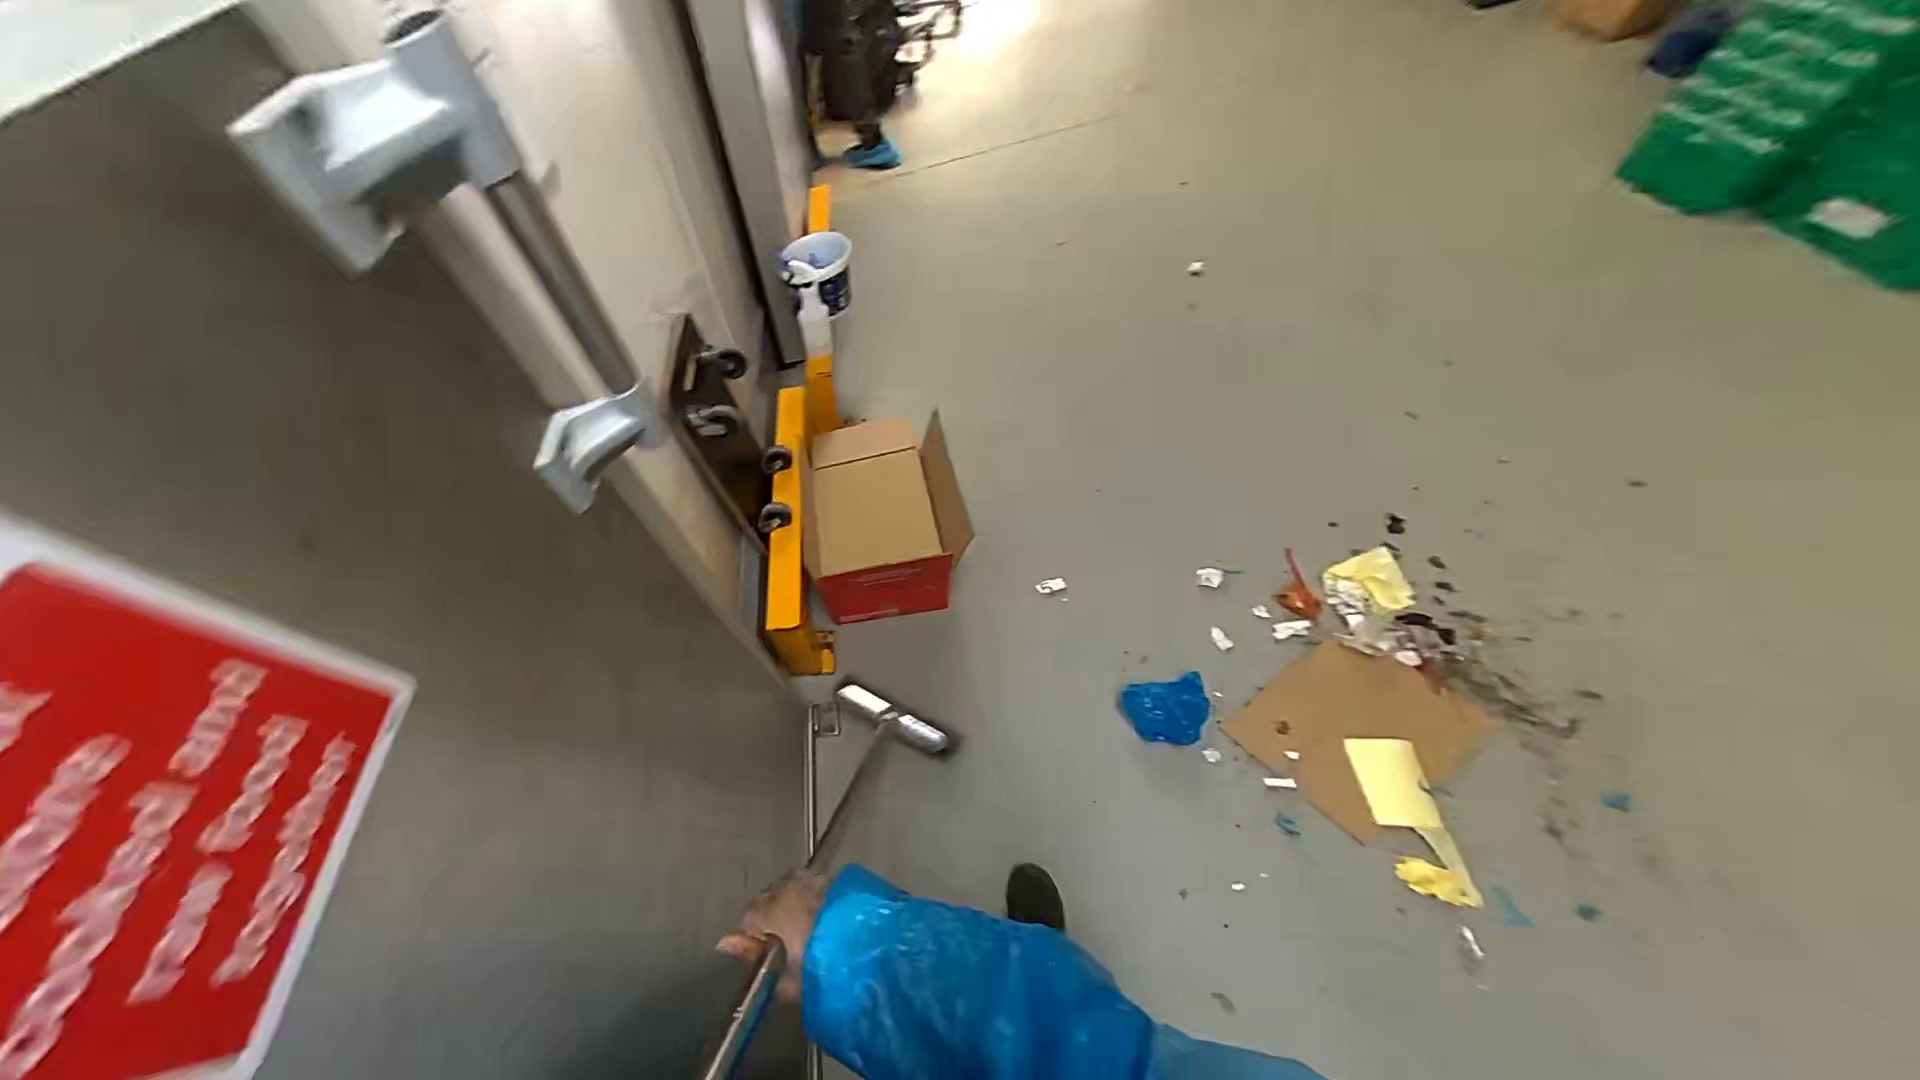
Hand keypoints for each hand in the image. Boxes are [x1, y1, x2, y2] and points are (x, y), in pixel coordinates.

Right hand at [716, 868, 826, 1002]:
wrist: (869, 942)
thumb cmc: (823, 964)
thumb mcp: (786, 977)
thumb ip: (751, 959)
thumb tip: (726, 945)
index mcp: (773, 905)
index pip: (748, 916)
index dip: (754, 937)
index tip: (766, 955)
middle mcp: (791, 883)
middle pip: (770, 898)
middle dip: (773, 918)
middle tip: (787, 946)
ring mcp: (815, 875)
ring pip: (792, 889)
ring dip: (794, 906)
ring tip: (808, 933)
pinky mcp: (836, 876)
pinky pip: (814, 885)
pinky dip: (814, 899)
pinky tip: (825, 920)